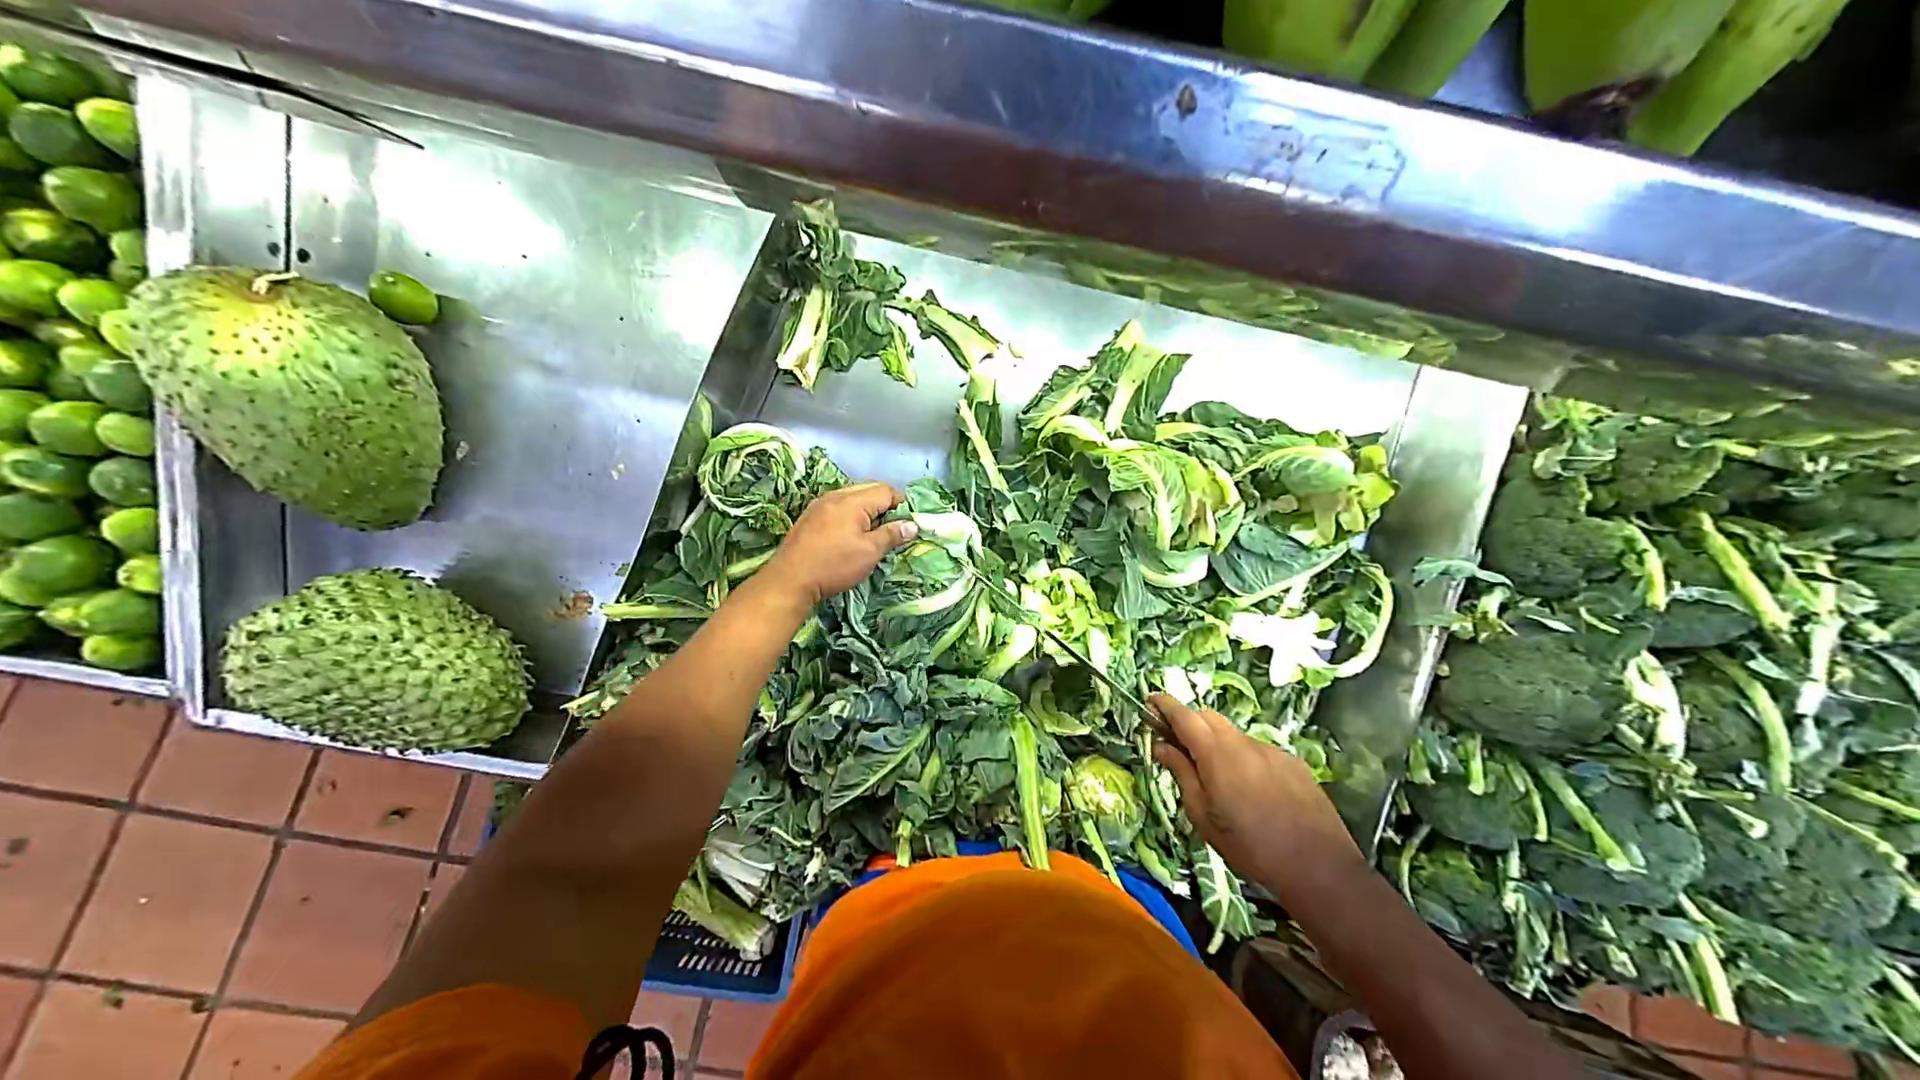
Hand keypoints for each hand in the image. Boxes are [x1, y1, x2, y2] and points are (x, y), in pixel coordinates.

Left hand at [766, 483, 918, 604]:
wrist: (791, 579)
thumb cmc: (834, 565)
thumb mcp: (869, 552)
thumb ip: (892, 534)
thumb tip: (912, 525)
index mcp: (853, 500)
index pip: (886, 491)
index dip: (902, 504)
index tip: (909, 523)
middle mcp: (835, 496)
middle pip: (869, 490)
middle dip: (885, 506)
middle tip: (893, 529)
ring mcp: (820, 505)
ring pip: (852, 498)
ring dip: (867, 511)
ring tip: (873, 534)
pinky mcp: (810, 517)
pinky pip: (838, 508)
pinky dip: (850, 516)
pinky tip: (851, 536)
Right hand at [1149, 693, 1363, 895]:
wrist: (1318, 867)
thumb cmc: (1249, 847)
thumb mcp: (1202, 816)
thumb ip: (1181, 774)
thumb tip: (1161, 746)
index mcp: (1217, 754)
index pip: (1185, 716)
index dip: (1165, 705)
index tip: (1150, 700)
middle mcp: (1244, 743)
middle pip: (1209, 717)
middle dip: (1190, 723)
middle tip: (1177, 745)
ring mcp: (1272, 751)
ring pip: (1234, 734)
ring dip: (1217, 743)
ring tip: (1215, 777)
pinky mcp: (1293, 763)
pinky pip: (1257, 750)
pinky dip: (1242, 757)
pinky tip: (1250, 790)